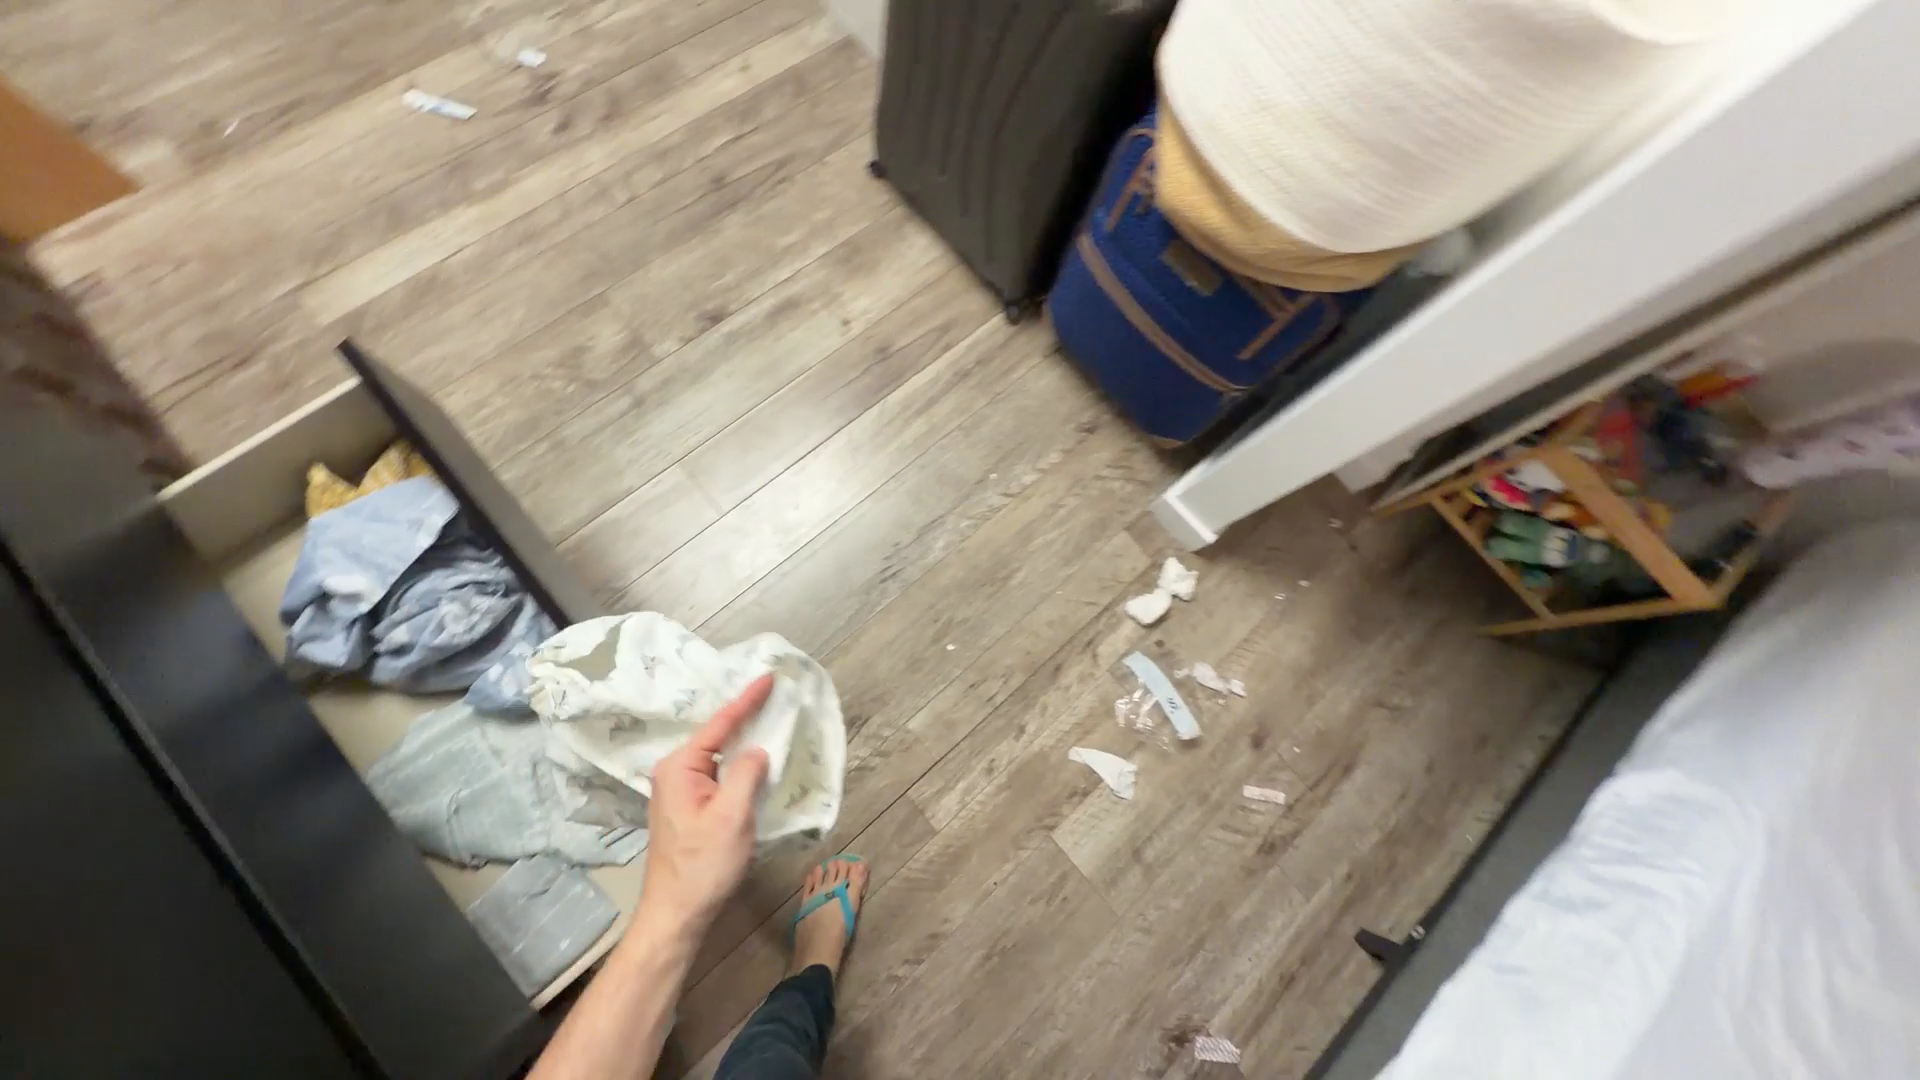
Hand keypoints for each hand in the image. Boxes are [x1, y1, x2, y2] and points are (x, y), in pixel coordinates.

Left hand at [634, 674, 773, 934]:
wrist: (677, 914)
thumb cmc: (703, 865)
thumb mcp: (731, 816)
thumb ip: (747, 774)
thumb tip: (758, 750)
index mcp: (680, 767)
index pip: (719, 723)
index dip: (747, 700)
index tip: (769, 676)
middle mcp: (675, 772)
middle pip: (716, 734)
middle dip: (744, 713)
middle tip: (773, 692)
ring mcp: (680, 790)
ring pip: (718, 754)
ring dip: (743, 738)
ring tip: (769, 716)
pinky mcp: (689, 807)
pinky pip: (718, 771)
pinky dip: (738, 761)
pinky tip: (755, 757)